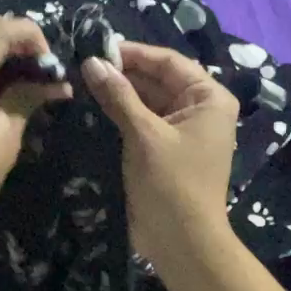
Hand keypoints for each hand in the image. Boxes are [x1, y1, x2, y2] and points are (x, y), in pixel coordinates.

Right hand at [82, 42, 239, 267]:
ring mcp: (184, 131)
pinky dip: (122, 116)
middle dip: (123, 74)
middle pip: (158, 80)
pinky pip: (143, 123)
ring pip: (147, 102)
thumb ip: (118, 95)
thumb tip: (91, 62)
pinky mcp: (166, 151)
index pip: (168, 62)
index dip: (132, 53)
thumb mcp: (143, 134)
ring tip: (82, 84)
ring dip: (119, 95)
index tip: (95, 49)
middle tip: (81, 67)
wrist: (182, 242)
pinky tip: (94, 109)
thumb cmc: (171, 183)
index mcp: (209, 98)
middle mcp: (200, 109)